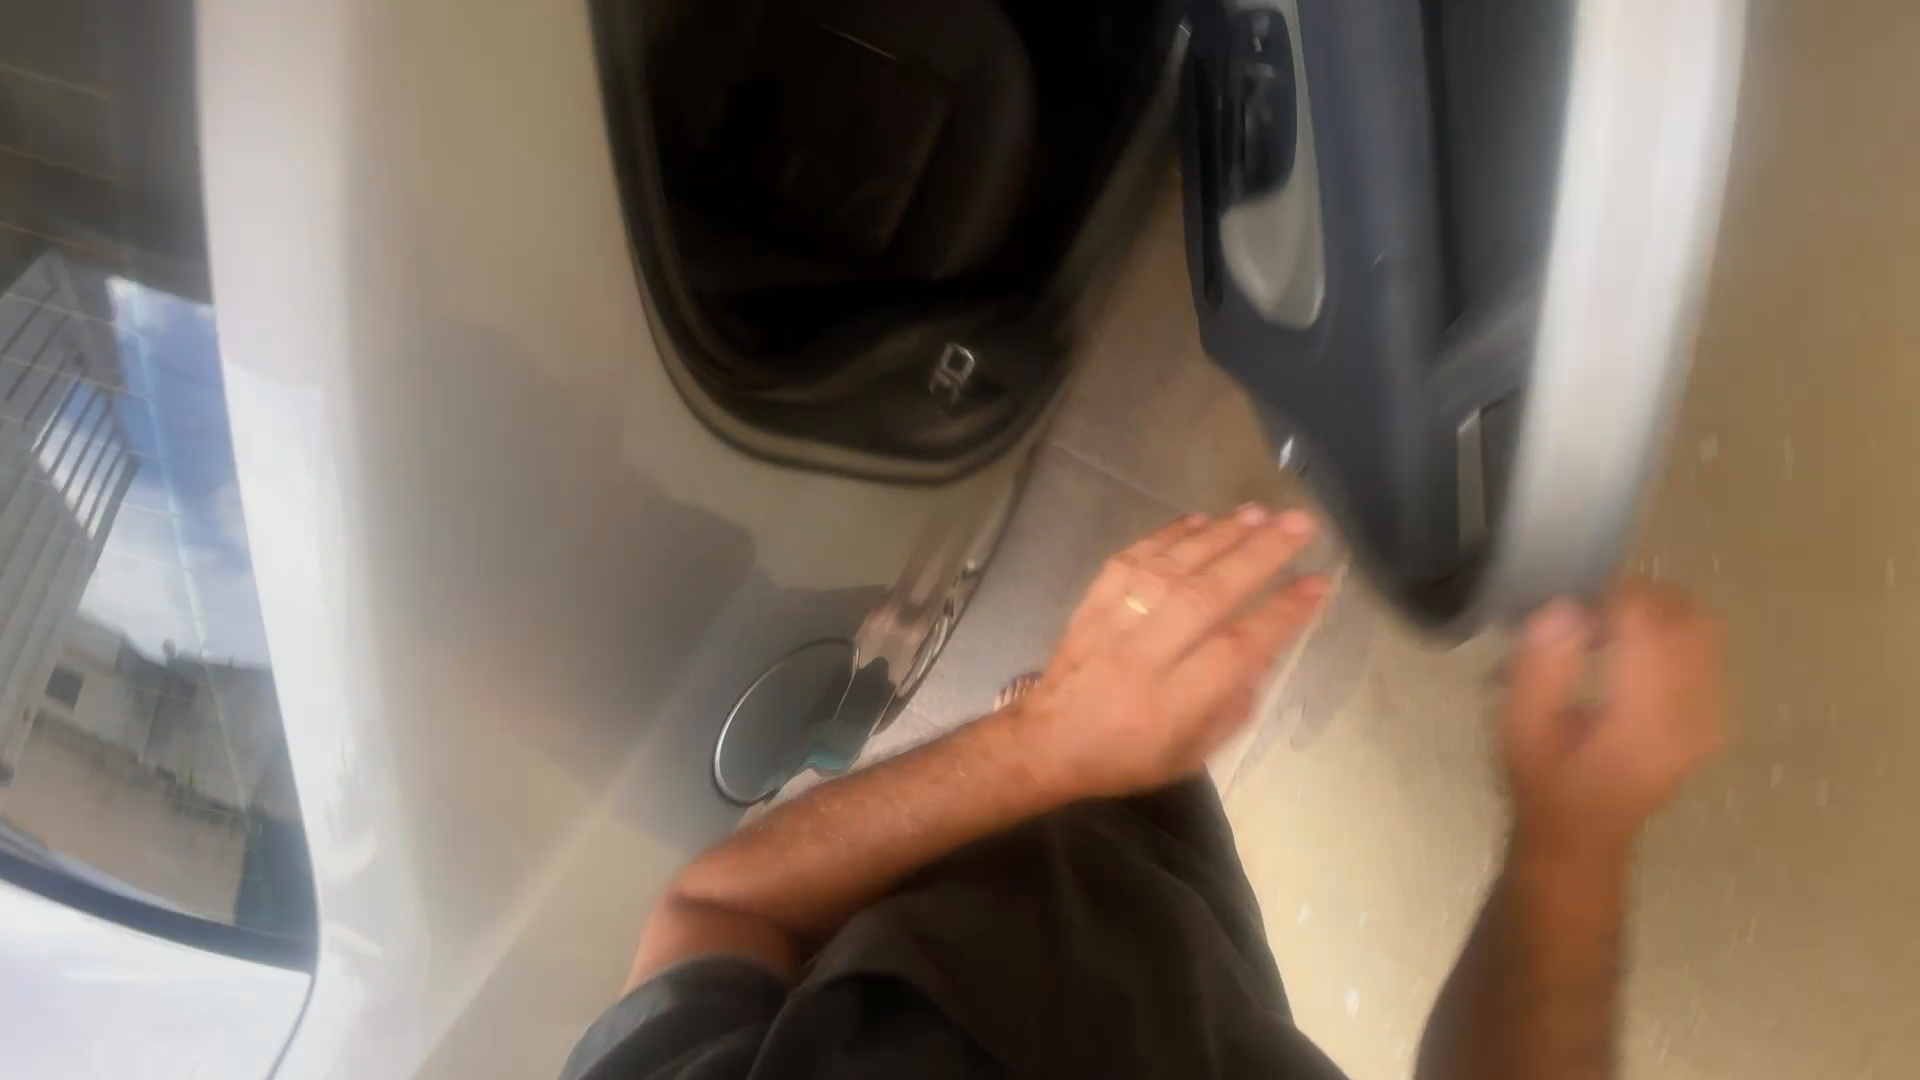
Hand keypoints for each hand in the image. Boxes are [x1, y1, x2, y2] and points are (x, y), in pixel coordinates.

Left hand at [996, 505, 1330, 798]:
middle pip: (1207, 596)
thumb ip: (1231, 706)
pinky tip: (1196, 520)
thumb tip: (1262, 652)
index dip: (1282, 614)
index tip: (1320, 582)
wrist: (1047, 743)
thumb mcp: (1190, 755)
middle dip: (1258, 555)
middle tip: (1300, 524)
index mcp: (1173, 704)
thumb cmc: (1126, 757)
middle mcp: (1143, 656)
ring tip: (1258, 512)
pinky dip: (1163, 536)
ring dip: (1217, 536)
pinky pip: (1128, 562)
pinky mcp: (1090, 606)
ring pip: (1169, 570)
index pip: (1238, 648)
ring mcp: (1112, 625)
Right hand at [1504, 579, 1727, 863]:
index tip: (1569, 588)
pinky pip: (1703, 652)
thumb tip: (1561, 609)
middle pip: (1692, 621)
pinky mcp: (1711, 717)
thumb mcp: (1520, 726)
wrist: (1580, 833)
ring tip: (1598, 621)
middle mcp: (1696, 713)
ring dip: (1654, 611)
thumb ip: (1540, 668)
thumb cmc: (1541, 778)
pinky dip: (1666, 632)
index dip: (1614, 596)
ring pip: (1703, 631)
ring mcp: (1712, 716)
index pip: (1652, 627)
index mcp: (1648, 717)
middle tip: (1584, 599)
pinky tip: (1619, 646)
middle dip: (1640, 596)